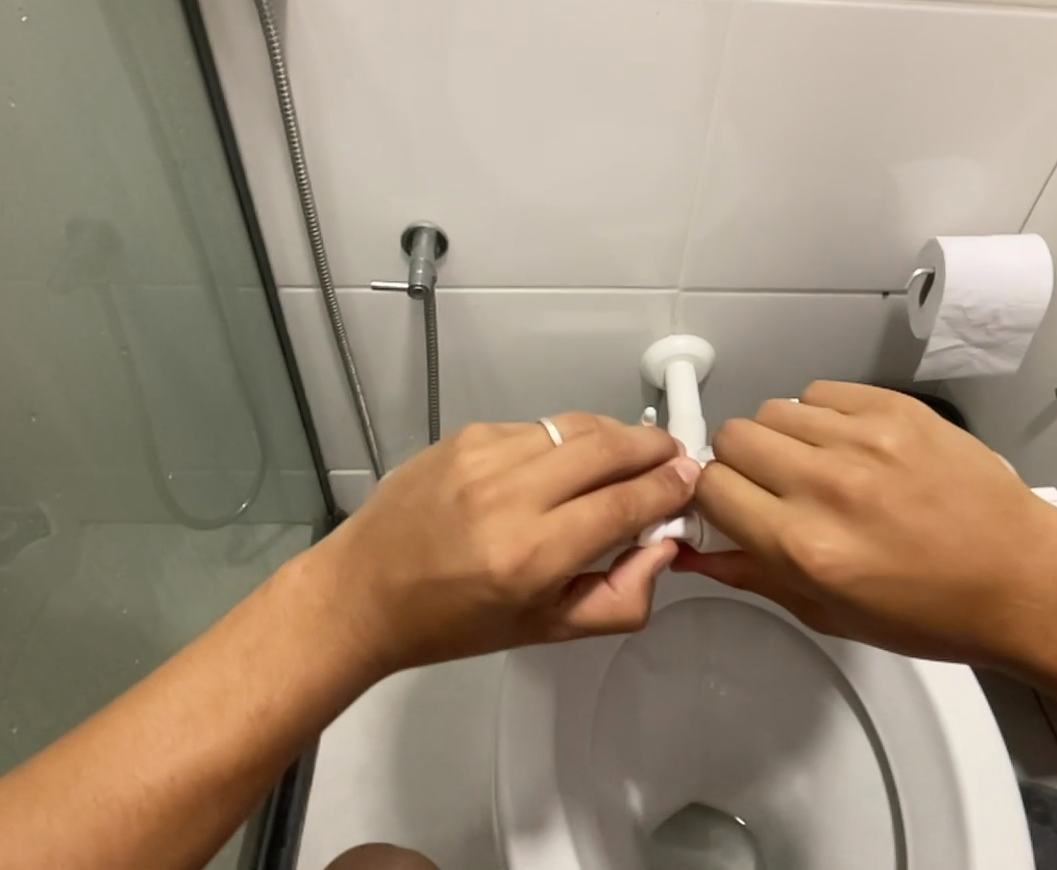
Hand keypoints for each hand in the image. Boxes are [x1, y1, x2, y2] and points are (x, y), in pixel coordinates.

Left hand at [299, 414, 700, 675]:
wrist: (364, 589)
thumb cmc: (456, 623)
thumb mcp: (545, 631)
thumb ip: (619, 597)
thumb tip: (663, 542)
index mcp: (531, 555)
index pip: (624, 503)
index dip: (668, 486)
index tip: (691, 477)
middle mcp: (510, 495)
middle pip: (607, 448)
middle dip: (653, 446)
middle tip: (673, 454)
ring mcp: (484, 455)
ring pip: (575, 426)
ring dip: (614, 435)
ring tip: (629, 451)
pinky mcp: (466, 435)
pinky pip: (537, 427)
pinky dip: (564, 439)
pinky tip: (564, 460)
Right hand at [680, 381, 1056, 665]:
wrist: (1024, 579)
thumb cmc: (930, 612)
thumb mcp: (829, 613)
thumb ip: (753, 574)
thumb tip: (694, 549)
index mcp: (805, 548)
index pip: (712, 488)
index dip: (714, 497)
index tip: (731, 504)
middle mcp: (827, 487)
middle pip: (732, 437)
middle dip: (738, 462)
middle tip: (770, 483)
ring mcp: (864, 439)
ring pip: (771, 409)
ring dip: (779, 437)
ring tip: (814, 462)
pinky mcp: (895, 408)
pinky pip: (819, 392)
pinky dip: (819, 416)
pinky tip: (846, 444)